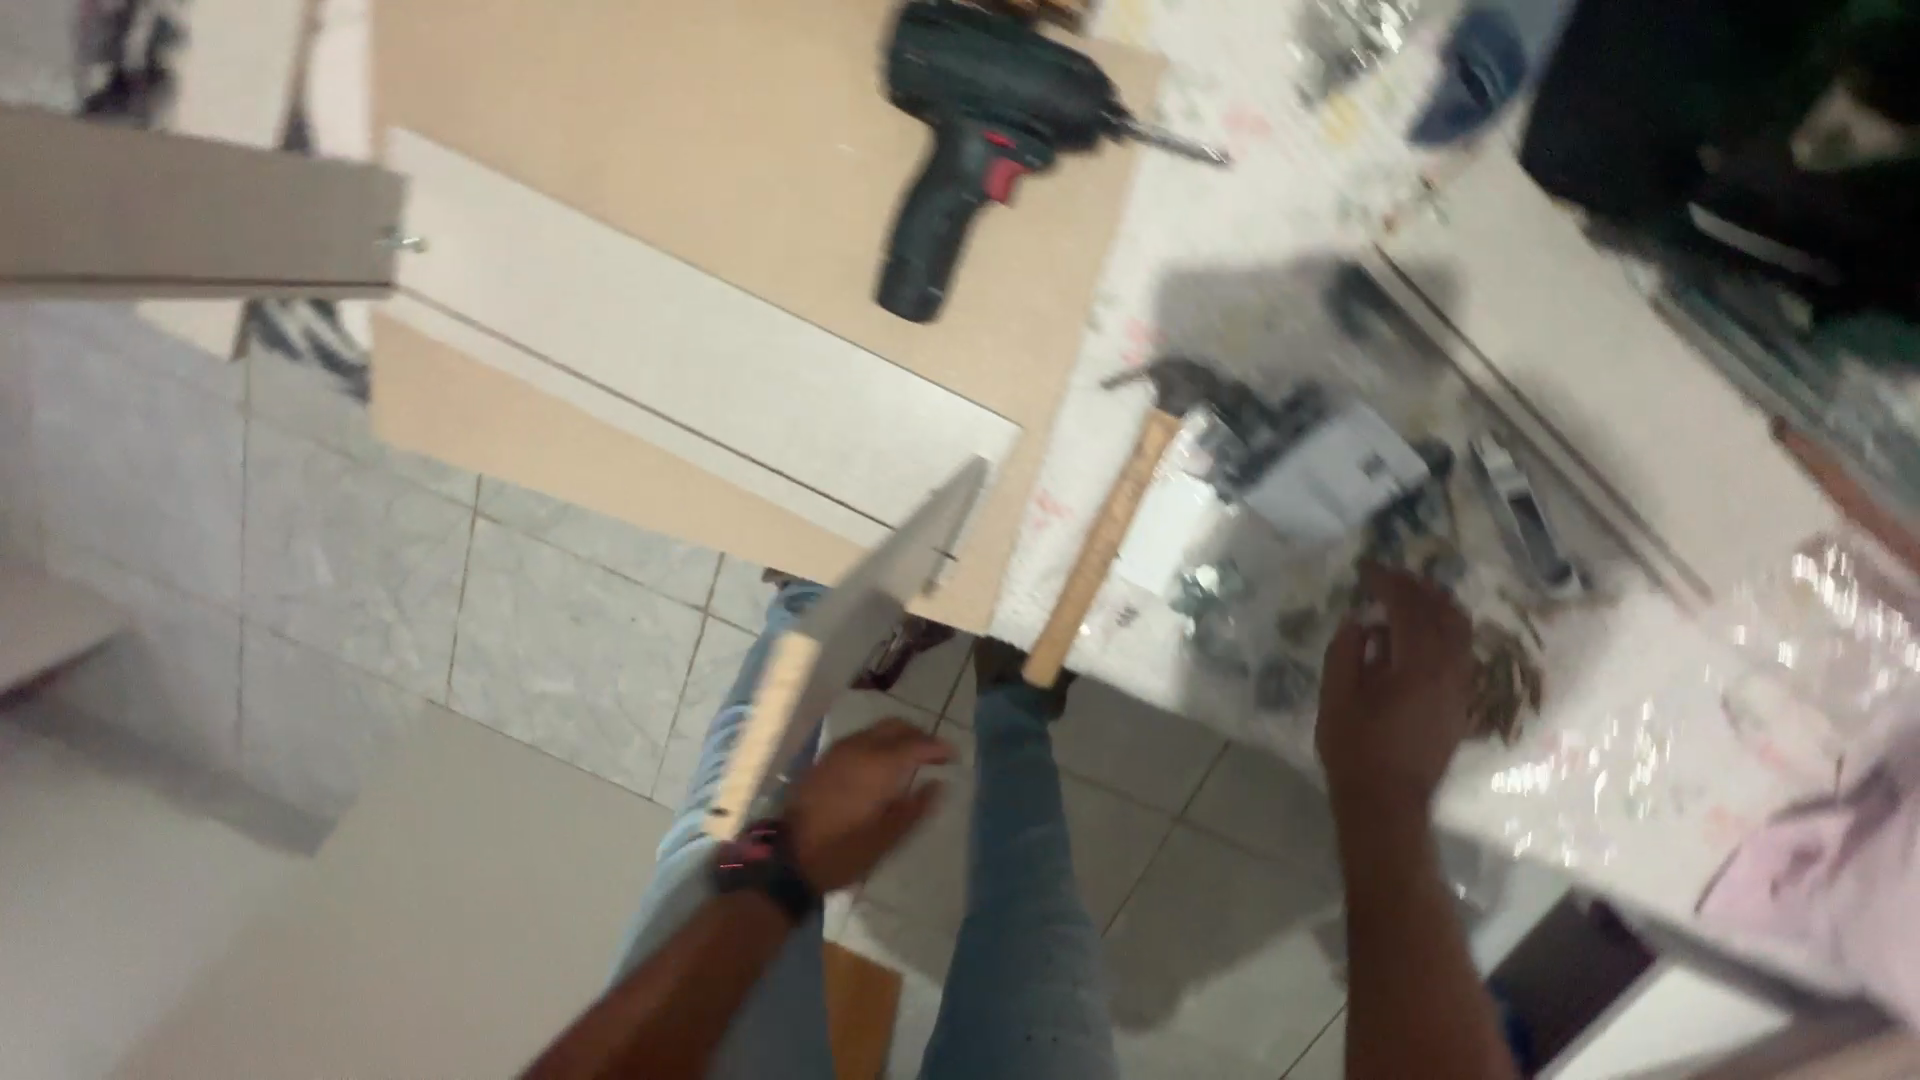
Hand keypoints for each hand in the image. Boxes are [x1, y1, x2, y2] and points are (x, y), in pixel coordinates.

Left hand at [783, 719, 952, 892]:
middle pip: (896, 726)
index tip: (953, 757)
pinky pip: (860, 738)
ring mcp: (838, 750)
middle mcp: (859, 748)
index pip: (916, 744)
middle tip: (934, 755)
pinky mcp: (825, 758)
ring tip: (910, 759)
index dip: (938, 747)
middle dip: (919, 735)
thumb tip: (939, 784)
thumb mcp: (886, 839)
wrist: (787, 859)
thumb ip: (915, 807)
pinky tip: (881, 764)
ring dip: (897, 736)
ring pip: (876, 729)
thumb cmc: (842, 852)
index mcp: (878, 765)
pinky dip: (877, 742)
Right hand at [1316, 563, 1474, 816]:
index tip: (1366, 567)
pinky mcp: (1459, 703)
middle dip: (1417, 587)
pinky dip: (1441, 631)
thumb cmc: (1355, 748)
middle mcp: (1450, 670)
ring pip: (1459, 631)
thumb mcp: (1335, 696)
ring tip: (1405, 597)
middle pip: (1444, 613)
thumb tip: (1360, 622)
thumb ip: (1347, 652)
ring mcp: (1460, 688)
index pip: (1408, 607)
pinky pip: (1459, 652)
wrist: (1388, 802)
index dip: (1388, 581)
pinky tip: (1414, 636)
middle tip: (1387, 575)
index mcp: (1418, 665)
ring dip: (1434, 607)